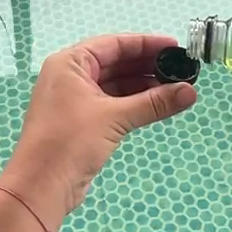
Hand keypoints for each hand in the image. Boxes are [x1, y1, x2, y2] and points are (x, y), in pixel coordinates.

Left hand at [0, 34, 198, 229]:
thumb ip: (153, 103)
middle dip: (147, 67)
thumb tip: (190, 91)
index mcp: (70, 63)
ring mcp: (74, 100)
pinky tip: (157, 105)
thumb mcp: (114, 117)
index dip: (146, 44)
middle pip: (115, 63)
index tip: (175, 48)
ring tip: (175, 88)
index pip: (114, 44)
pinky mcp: (81, 122)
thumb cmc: (69, 141)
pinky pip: (112, 104)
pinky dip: (134, 103)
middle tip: (181, 70)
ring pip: (115, 85)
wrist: (40, 187)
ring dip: (143, 87)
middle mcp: (70, 76)